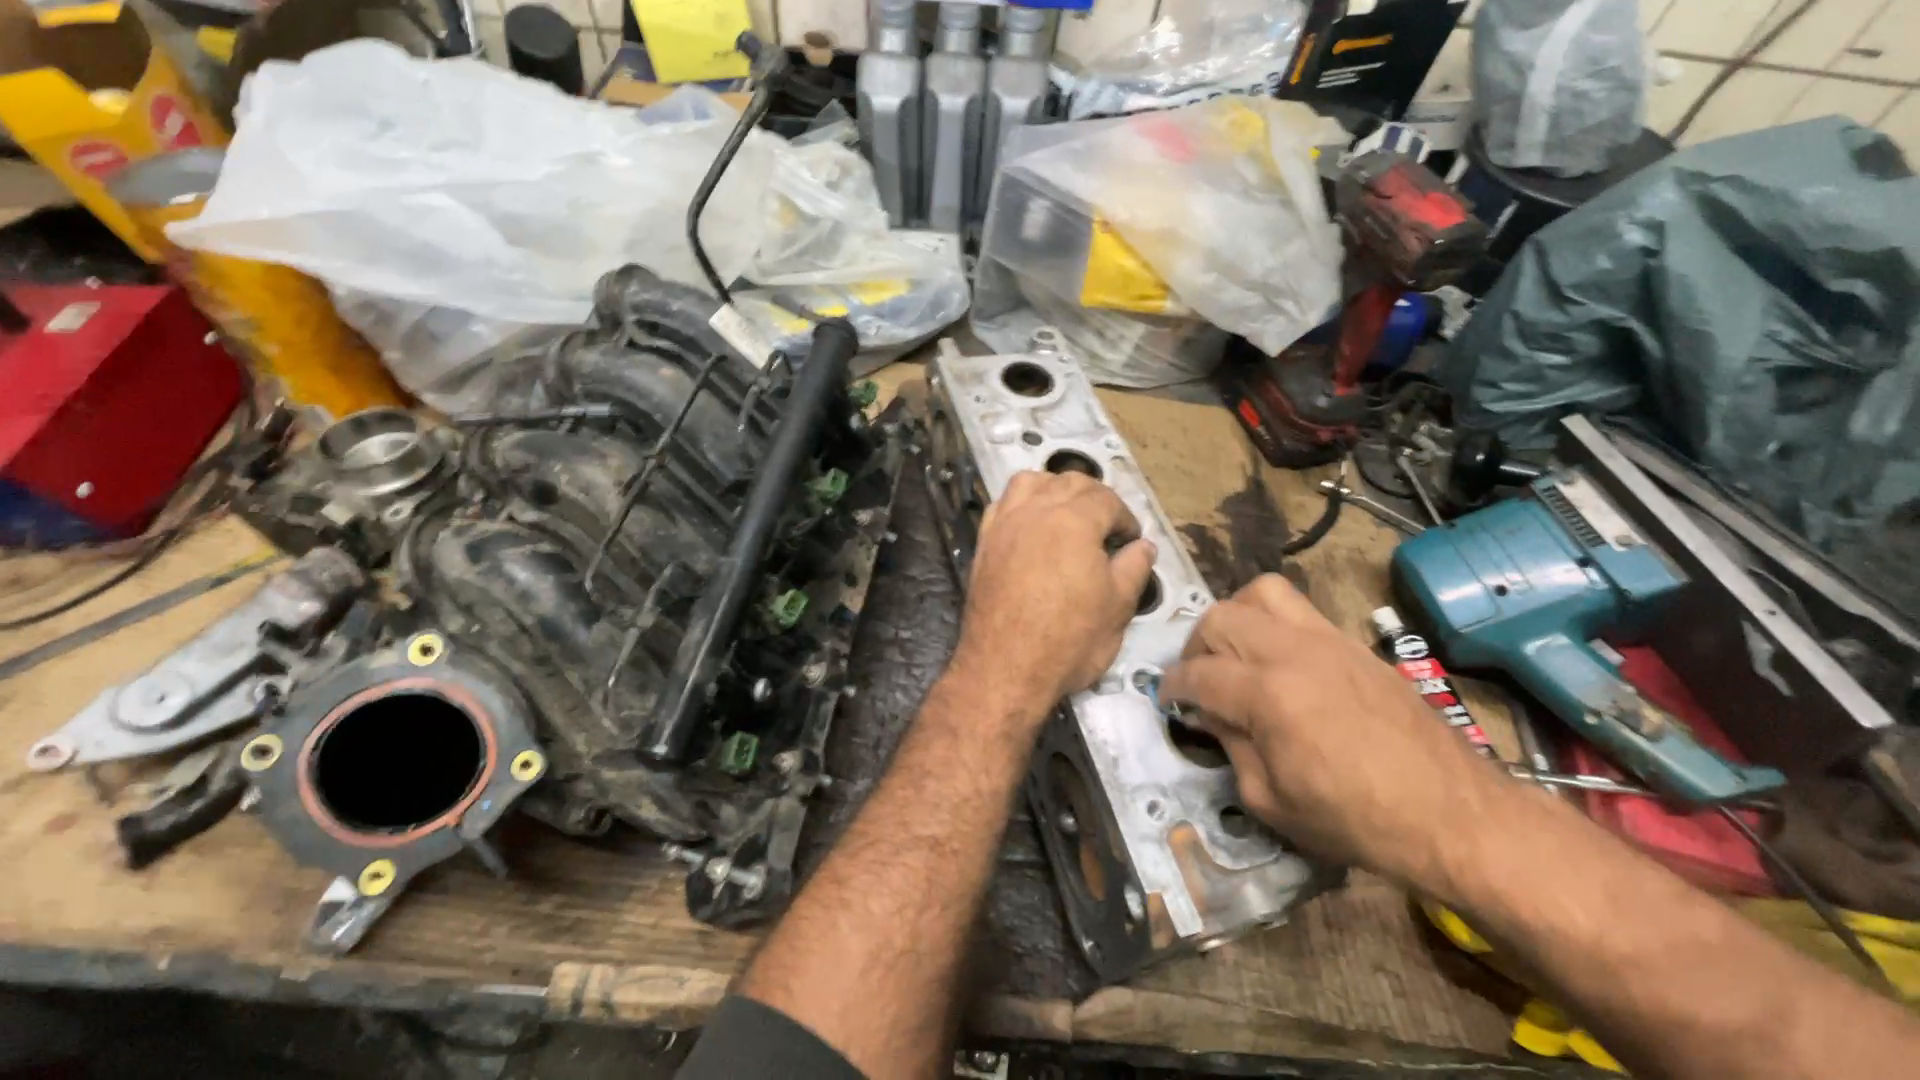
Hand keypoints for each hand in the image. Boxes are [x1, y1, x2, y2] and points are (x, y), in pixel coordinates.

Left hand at [952, 471, 1155, 720]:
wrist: (1005, 669)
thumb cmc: (1068, 641)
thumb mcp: (1117, 608)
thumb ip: (1133, 568)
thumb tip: (1143, 547)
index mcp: (1074, 521)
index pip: (1106, 500)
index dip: (1124, 517)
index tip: (1131, 540)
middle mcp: (1036, 511)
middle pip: (1068, 481)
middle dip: (1094, 497)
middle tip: (1107, 526)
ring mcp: (1004, 525)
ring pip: (1030, 482)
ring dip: (1054, 488)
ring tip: (1067, 513)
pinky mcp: (984, 544)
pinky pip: (1002, 504)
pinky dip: (1021, 503)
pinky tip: (1031, 524)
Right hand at [1161, 575, 1505, 887]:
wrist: (1450, 813)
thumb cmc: (1356, 820)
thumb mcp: (1272, 801)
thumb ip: (1232, 748)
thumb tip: (1214, 717)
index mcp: (1268, 695)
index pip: (1198, 674)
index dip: (1172, 686)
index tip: (1166, 698)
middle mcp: (1293, 652)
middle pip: (1221, 619)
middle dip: (1195, 647)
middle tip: (1198, 679)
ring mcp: (1329, 641)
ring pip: (1262, 593)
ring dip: (1235, 617)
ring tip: (1234, 653)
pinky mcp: (1355, 645)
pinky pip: (1300, 610)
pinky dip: (1273, 624)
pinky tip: (1278, 663)